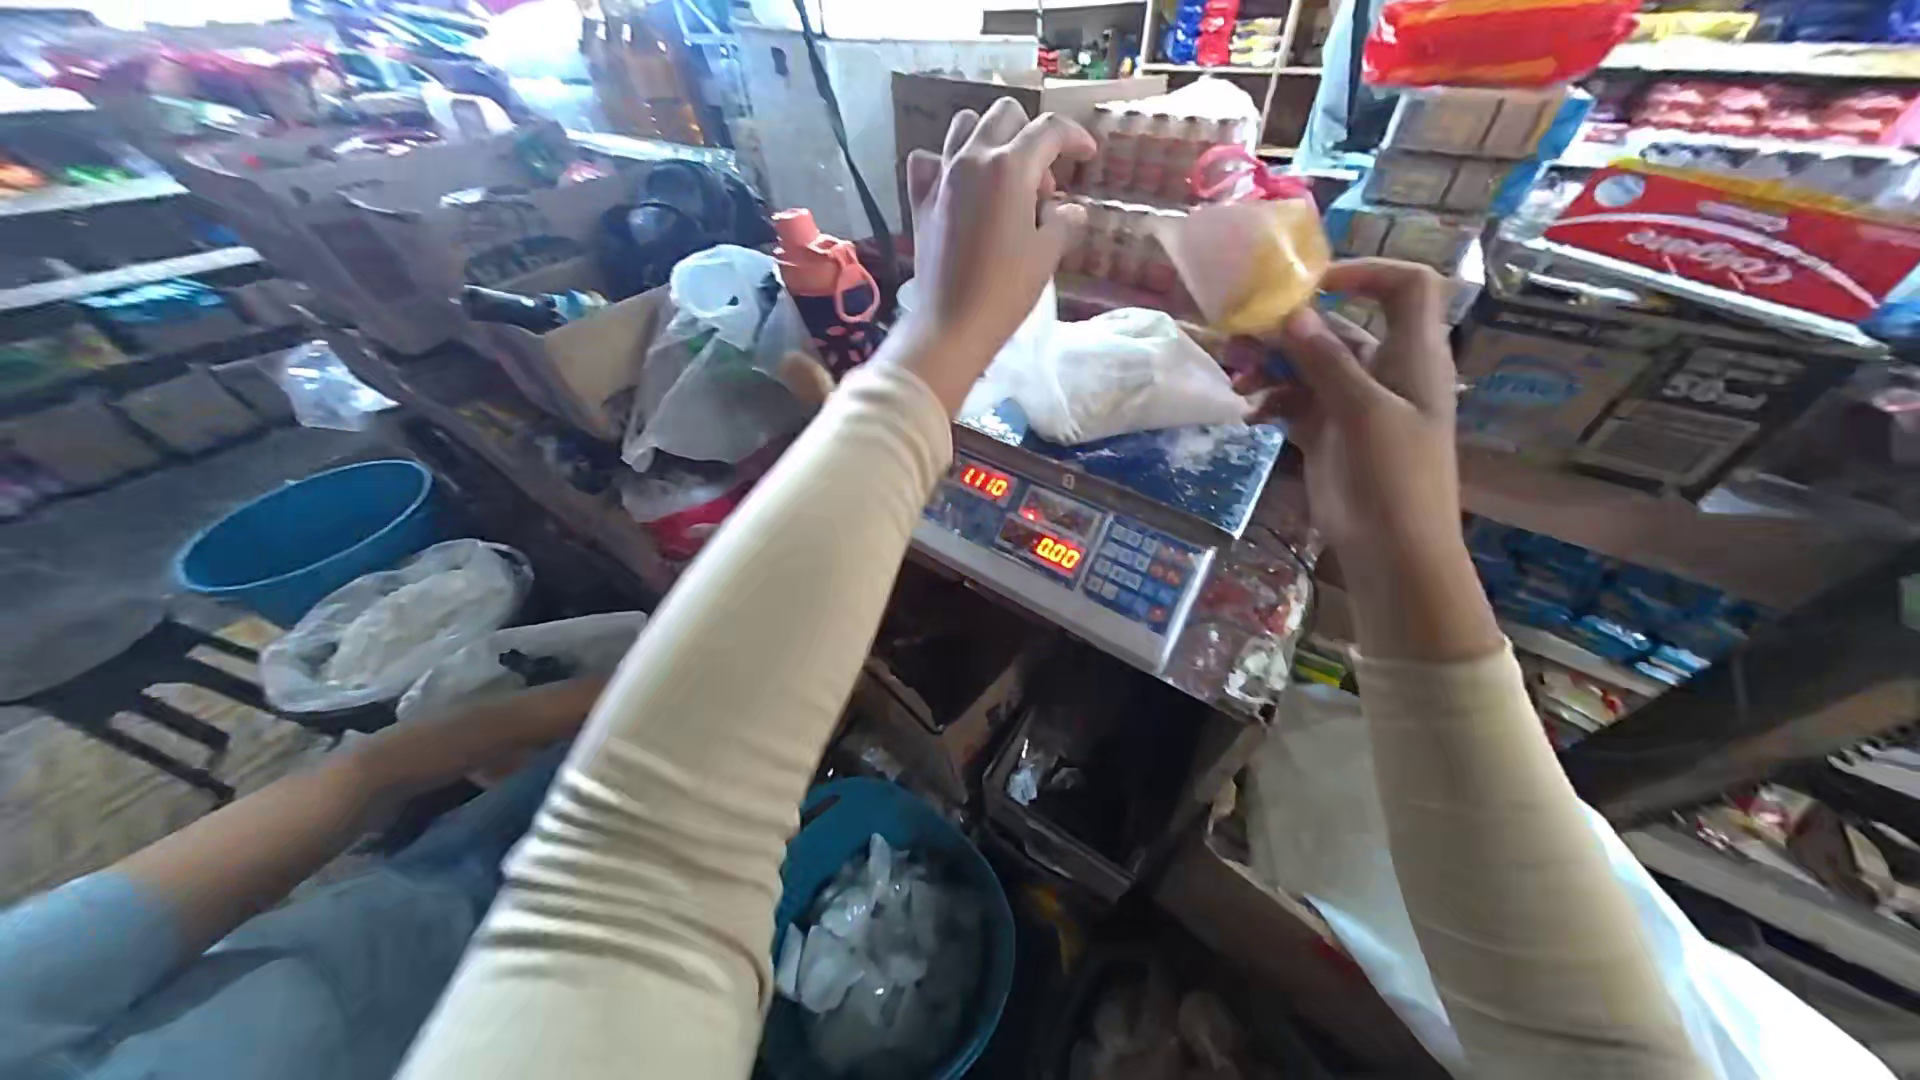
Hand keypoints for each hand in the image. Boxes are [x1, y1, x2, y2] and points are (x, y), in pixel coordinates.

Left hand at [890, 98, 1095, 412]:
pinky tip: (957, 187)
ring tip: (1003, 179)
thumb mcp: (1046, 255)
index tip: (1087, 156)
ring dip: (990, 141)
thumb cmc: (1005, 292)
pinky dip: (944, 164)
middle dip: (1032, 139)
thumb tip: (1068, 210)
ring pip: (965, 128)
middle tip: (1043, 185)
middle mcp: (972, 159)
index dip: (1075, 138)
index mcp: (1009, 168)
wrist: (952, 326)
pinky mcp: (920, 203)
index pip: (1049, 131)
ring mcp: (941, 178)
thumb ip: (1063, 222)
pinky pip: (928, 162)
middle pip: (1006, 117)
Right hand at [1241, 259, 1460, 560]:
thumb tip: (1294, 313)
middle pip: (1335, 330)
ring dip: (1270, 368)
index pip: (1405, 289)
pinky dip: (1270, 403)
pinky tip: (1250, 416)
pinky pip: (1292, 403)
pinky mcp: (1324, 433)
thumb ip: (1328, 362)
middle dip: (1288, 331)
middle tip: (1240, 338)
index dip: (1367, 273)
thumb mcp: (1363, 412)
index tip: (1312, 282)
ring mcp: (1349, 405)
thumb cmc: (1393, 476)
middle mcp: (1380, 373)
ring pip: (1305, 368)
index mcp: (1411, 357)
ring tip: (1237, 381)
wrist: (1390, 549)